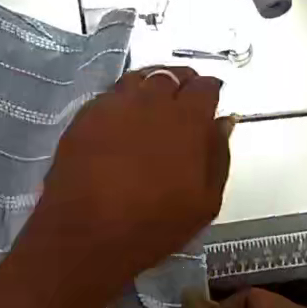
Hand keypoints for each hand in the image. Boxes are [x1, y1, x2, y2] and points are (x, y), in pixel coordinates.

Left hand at [19, 66, 232, 294]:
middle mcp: (149, 102)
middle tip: (183, 98)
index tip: (211, 98)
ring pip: (137, 78)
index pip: (204, 86)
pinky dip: (122, 98)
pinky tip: (123, 116)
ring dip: (151, 84)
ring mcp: (112, 105)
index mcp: (185, 119)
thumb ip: (217, 154)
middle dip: (181, 82)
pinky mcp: (84, 116)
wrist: (86, 231)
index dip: (210, 90)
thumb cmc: (153, 223)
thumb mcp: (204, 201)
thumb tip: (222, 122)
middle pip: (169, 75)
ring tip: (154, 101)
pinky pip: (109, 95)